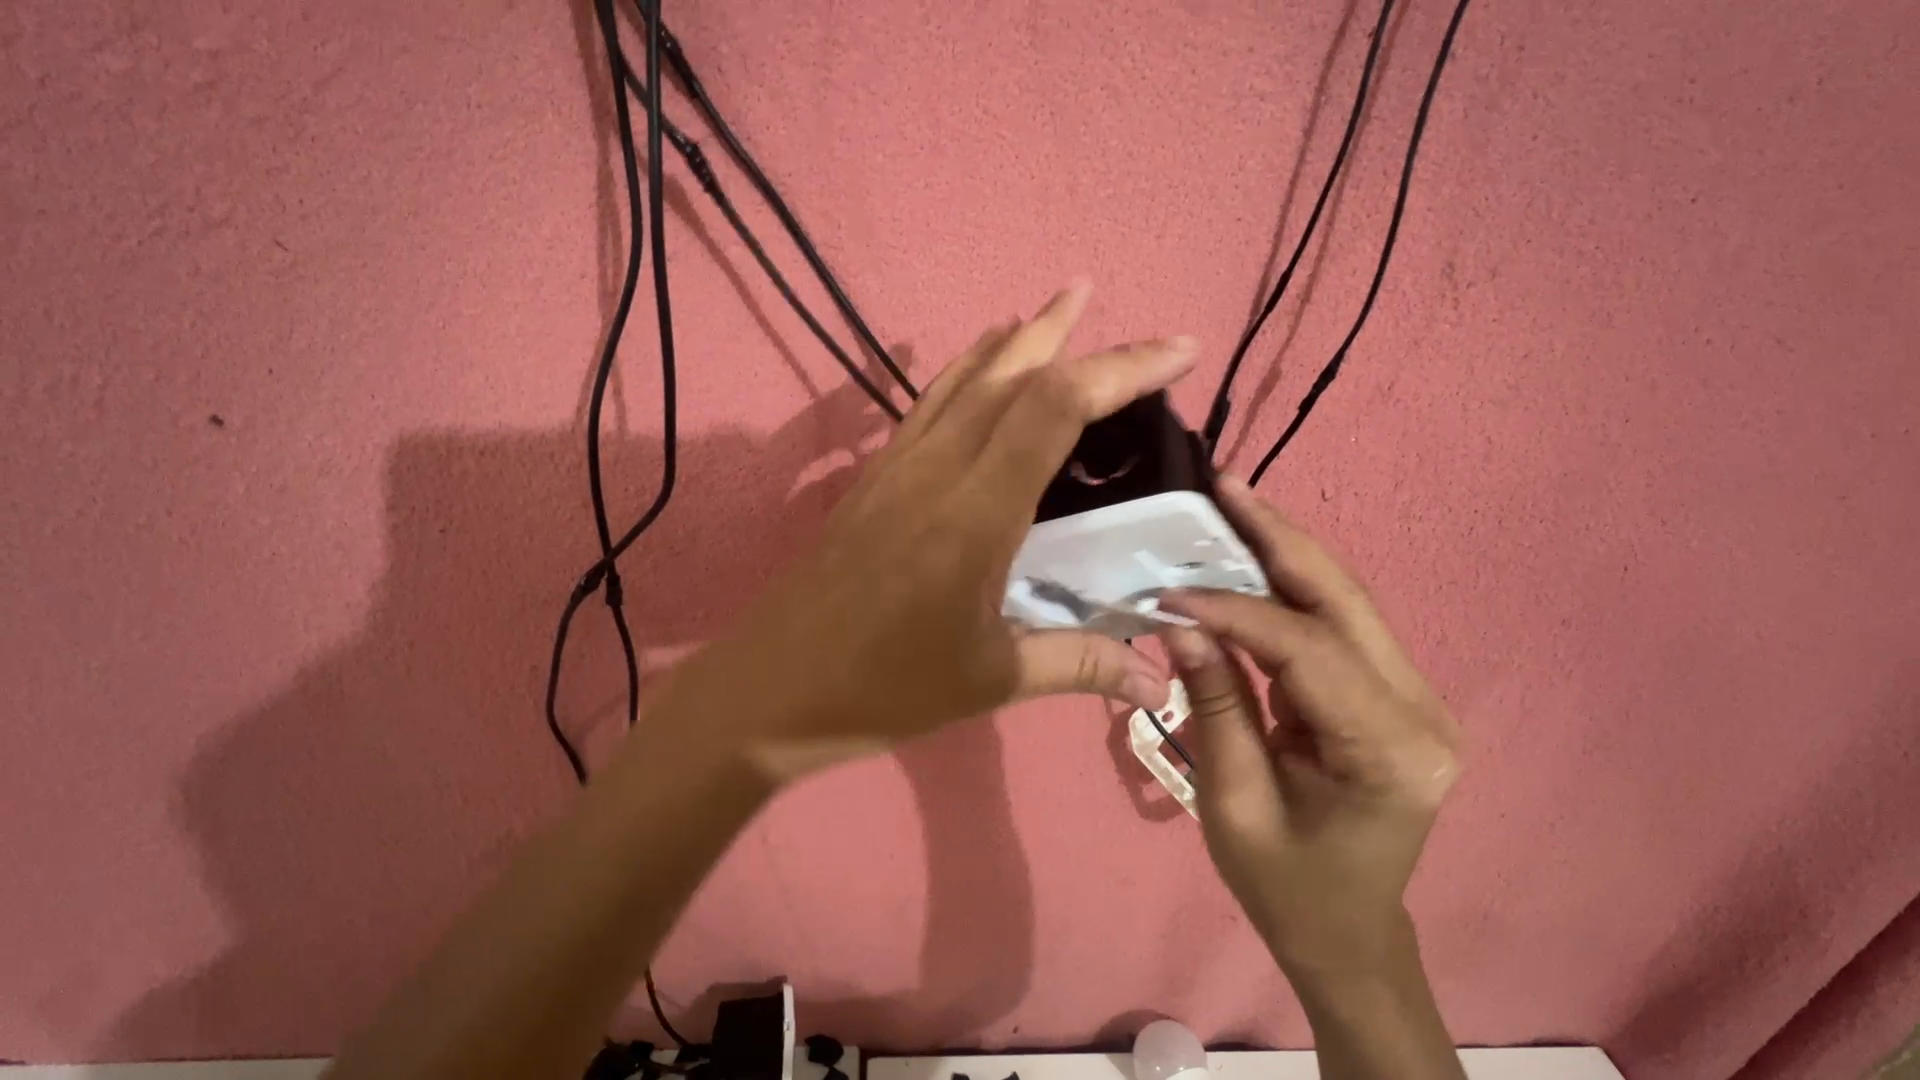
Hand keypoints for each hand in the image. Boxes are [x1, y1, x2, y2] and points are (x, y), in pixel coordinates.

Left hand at [661, 281, 1196, 781]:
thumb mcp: (991, 680)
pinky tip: (977, 368)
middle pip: (1009, 375)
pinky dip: (965, 372)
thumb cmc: (884, 688)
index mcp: (976, 514)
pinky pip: (929, 405)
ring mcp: (897, 469)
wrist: (771, 689)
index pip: (1054, 409)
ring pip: (962, 380)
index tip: (1177, 353)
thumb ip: (1079, 665)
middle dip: (1067, 332)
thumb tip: (1156, 682)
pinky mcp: (873, 480)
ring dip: (1011, 340)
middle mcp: (936, 471)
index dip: (1120, 370)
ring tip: (1050, 310)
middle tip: (1104, 297)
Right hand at [1158, 476, 1460, 977]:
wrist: (1346, 931)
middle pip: (1344, 601)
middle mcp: (1421, 709)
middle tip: (1224, 486)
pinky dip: (1285, 587)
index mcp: (1391, 751)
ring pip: (1342, 601)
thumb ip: (1216, 705)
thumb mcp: (1234, 805)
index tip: (1169, 587)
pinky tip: (1248, 553)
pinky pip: (1333, 626)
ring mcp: (1413, 695)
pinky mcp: (1390, 692)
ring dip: (1283, 550)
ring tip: (1230, 504)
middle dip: (1279, 538)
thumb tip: (1183, 620)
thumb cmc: (1286, 887)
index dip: (1237, 610)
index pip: (1308, 651)